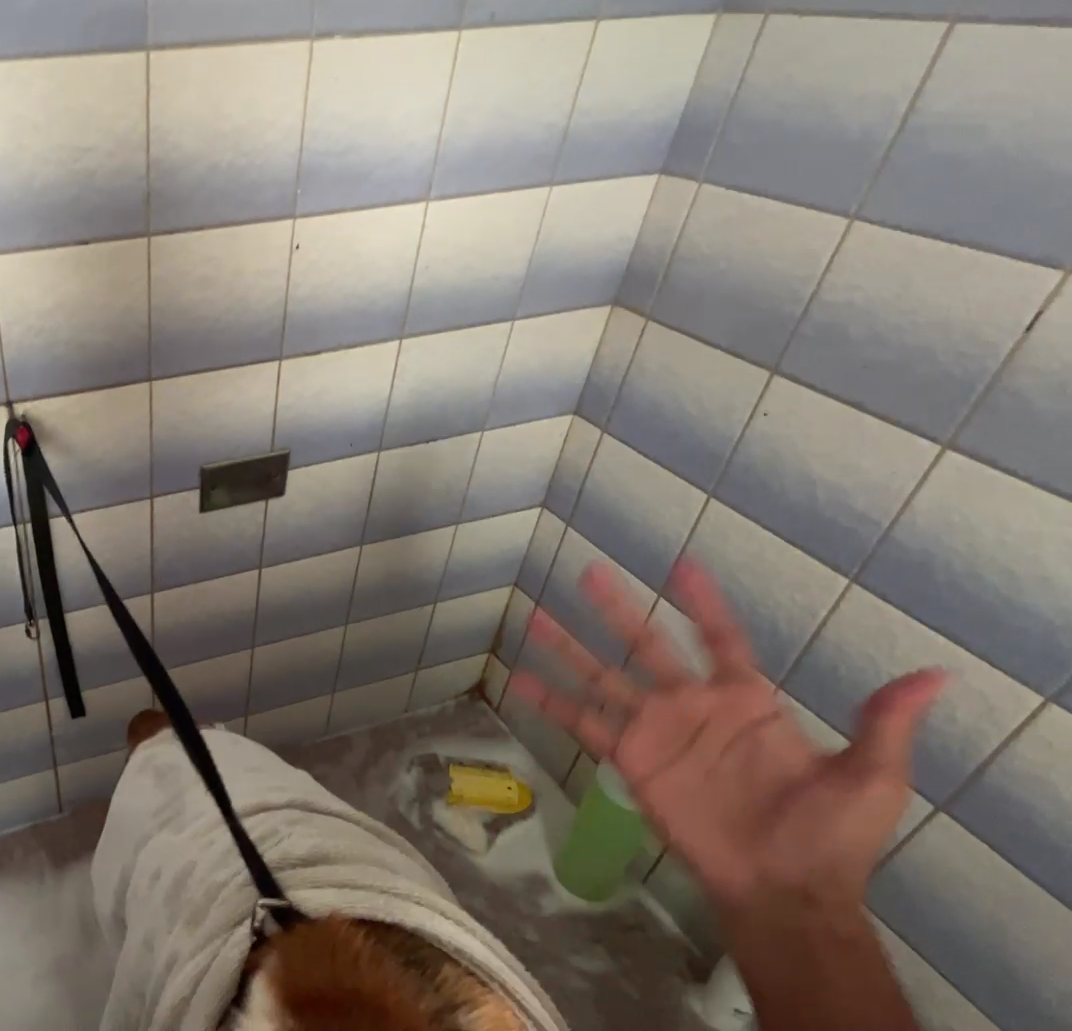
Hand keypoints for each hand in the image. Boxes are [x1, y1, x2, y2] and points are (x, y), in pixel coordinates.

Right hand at [510, 560, 944, 916]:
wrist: (781, 887)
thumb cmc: (828, 833)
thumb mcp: (870, 780)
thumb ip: (883, 727)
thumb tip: (932, 676)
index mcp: (744, 700)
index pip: (718, 639)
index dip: (702, 603)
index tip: (680, 565)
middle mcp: (691, 704)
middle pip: (646, 644)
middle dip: (618, 609)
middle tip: (590, 572)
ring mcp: (655, 730)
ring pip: (603, 676)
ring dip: (570, 647)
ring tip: (534, 616)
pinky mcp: (629, 758)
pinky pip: (583, 722)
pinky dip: (550, 702)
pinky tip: (520, 680)